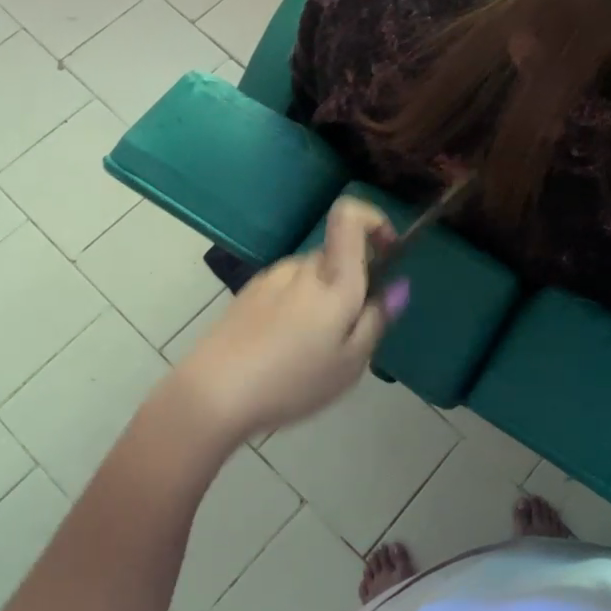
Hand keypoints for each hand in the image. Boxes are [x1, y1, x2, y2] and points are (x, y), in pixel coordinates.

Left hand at [175, 198, 406, 439]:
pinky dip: (296, 310)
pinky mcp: (249, 295)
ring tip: (312, 352)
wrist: (212, 394)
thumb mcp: (350, 364)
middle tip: (349, 335)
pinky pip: (287, 291)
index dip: (374, 220)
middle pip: (336, 256)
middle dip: (351, 284)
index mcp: (333, 279)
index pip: (350, 215)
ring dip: (322, 301)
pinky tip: (282, 351)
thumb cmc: (291, 380)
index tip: (388, 252)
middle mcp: (302, 268)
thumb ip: (376, 320)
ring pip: (311, 277)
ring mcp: (271, 278)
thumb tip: (397, 286)